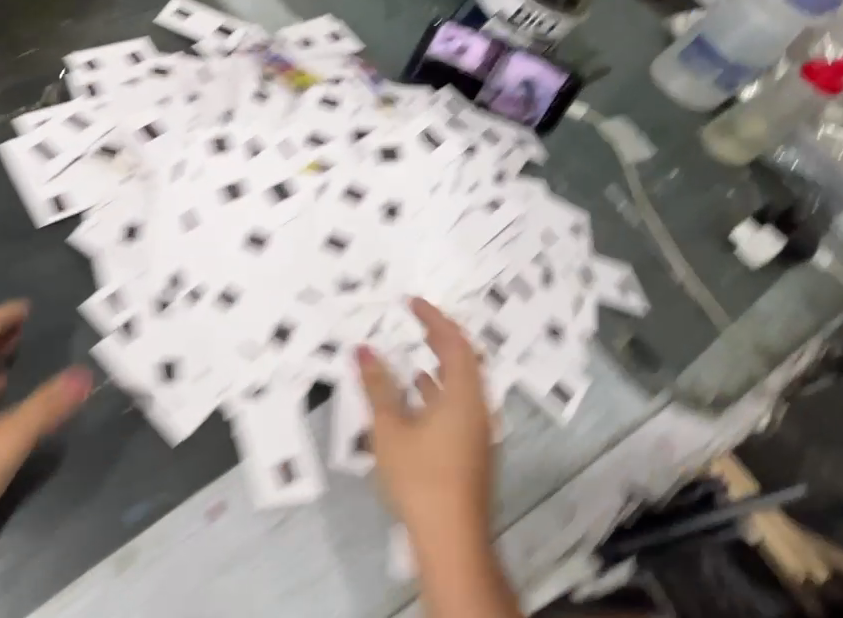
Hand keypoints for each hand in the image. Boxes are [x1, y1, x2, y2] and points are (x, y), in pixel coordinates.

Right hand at [357, 297, 495, 540]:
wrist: (451, 538)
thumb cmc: (420, 476)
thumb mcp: (388, 427)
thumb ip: (377, 385)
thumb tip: (364, 349)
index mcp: (463, 397)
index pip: (455, 345)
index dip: (435, 320)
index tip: (413, 303)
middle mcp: (478, 410)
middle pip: (466, 363)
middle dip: (441, 338)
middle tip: (416, 321)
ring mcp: (477, 433)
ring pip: (463, 386)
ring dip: (439, 365)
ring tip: (413, 352)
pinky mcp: (470, 451)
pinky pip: (458, 404)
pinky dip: (438, 389)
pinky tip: (415, 395)